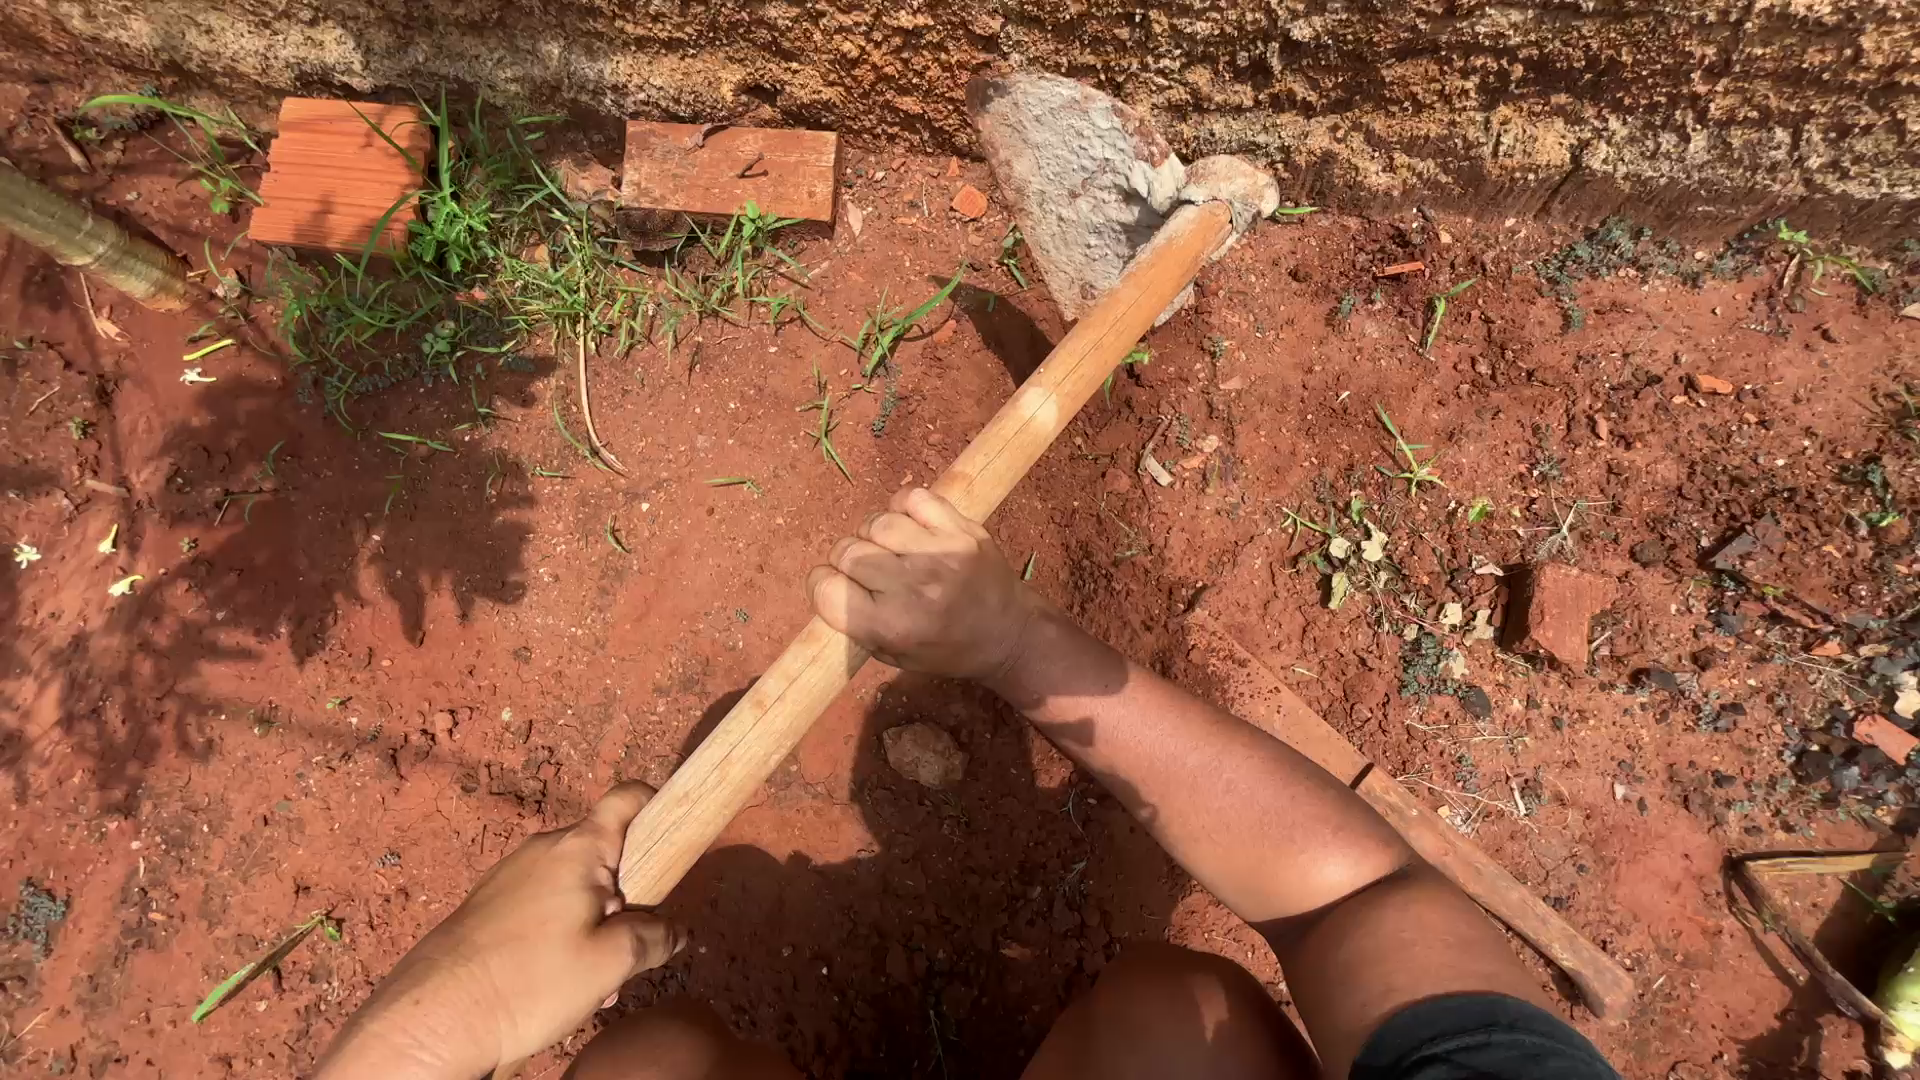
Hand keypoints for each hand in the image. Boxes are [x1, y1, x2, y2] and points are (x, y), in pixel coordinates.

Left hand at [315, 783, 685, 1078]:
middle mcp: (543, 849)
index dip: (658, 804)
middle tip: (627, 944)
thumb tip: (676, 930)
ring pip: (572, 883)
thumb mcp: (610, 964)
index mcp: (578, 847)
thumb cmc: (527, 983)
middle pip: (603, 850)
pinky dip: (558, 931)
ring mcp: (508, 877)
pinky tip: (551, 984)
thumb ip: (654, 938)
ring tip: (589, 978)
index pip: (628, 795)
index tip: (671, 841)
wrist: (420, 1030)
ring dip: (593, 919)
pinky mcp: (482, 908)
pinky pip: (539, 904)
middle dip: (625, 893)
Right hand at [807, 486, 1039, 679]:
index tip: (836, 587)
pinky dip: (903, 509)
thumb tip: (827, 581)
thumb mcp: (892, 656)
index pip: (825, 589)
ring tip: (892, 551)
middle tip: (871, 573)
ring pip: (876, 524)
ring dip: (875, 535)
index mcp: (891, 627)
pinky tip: (911, 529)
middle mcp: (914, 588)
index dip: (822, 585)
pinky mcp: (962, 529)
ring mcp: (940, 554)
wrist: (1009, 633)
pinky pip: (911, 499)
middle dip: (848, 561)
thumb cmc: (947, 649)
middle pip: (847, 552)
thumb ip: (854, 622)